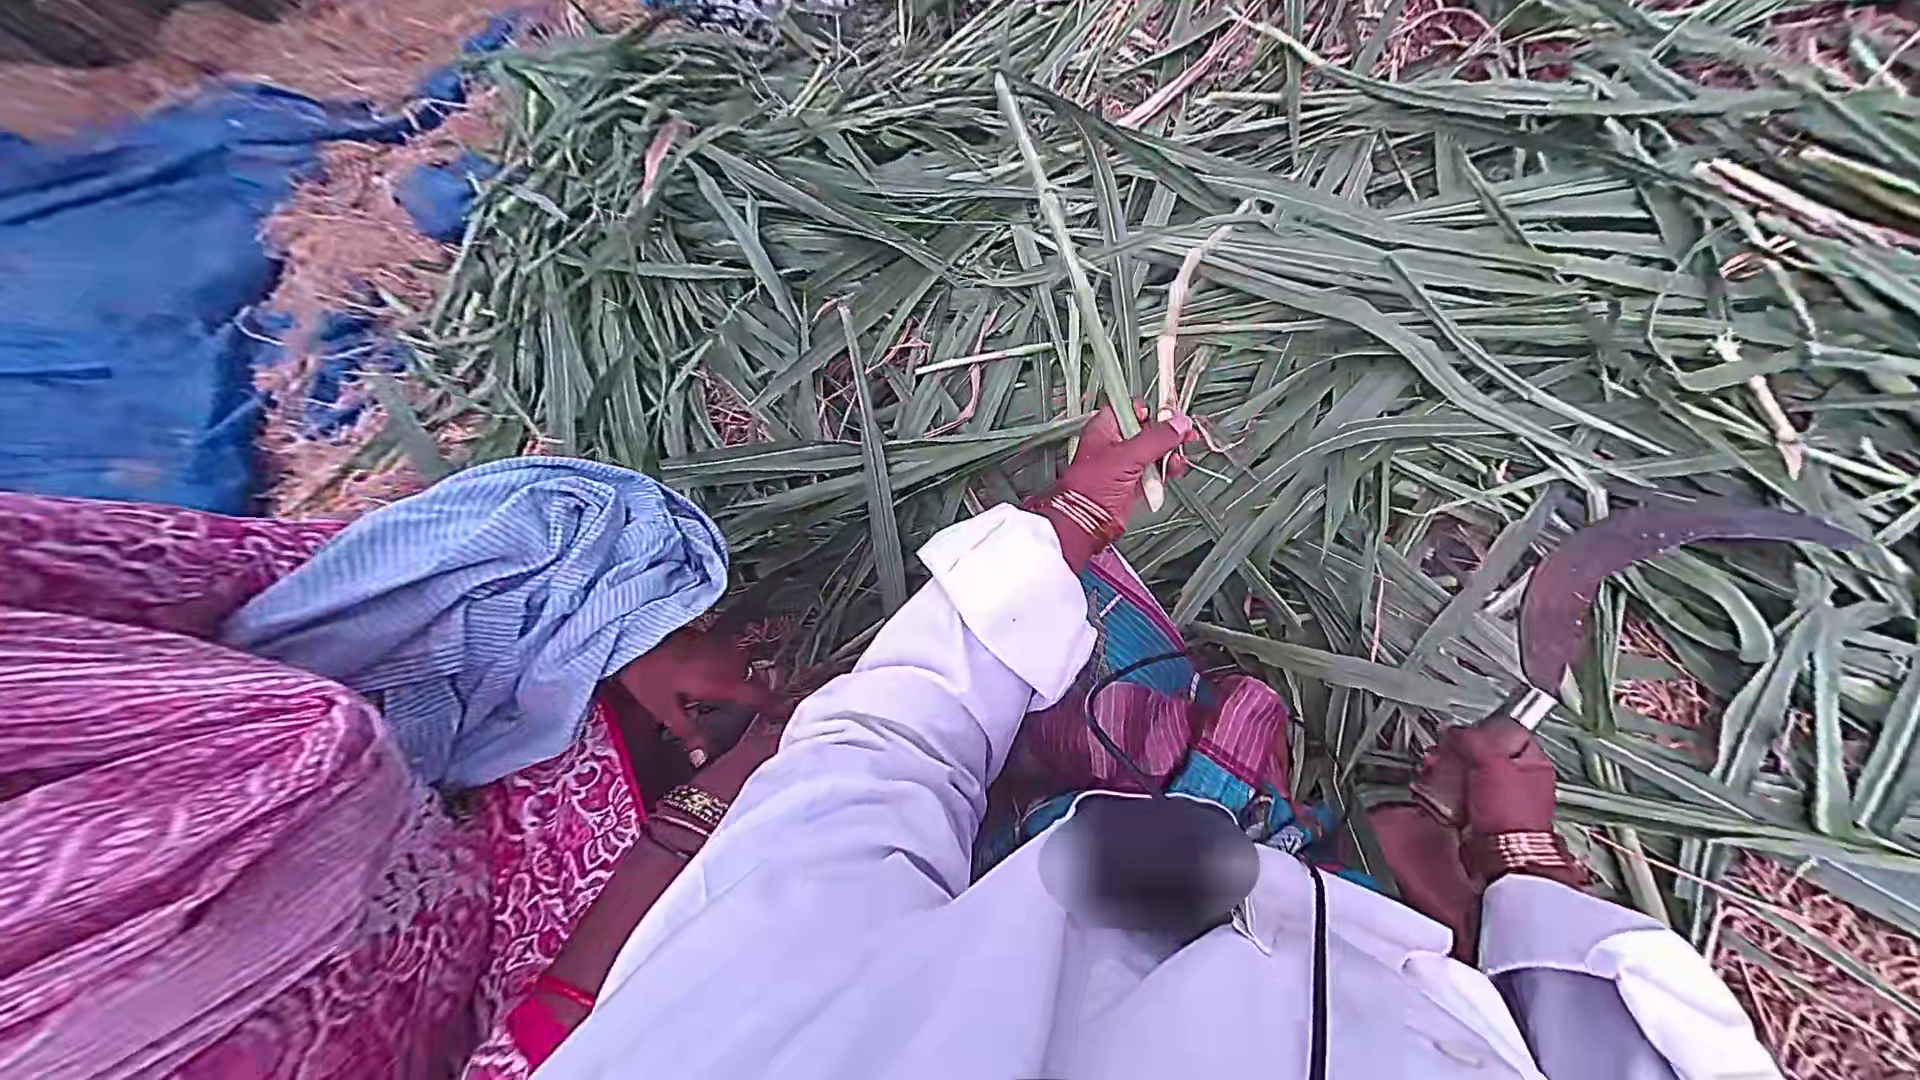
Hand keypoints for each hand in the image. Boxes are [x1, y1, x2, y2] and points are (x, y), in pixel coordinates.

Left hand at [614, 629, 772, 760]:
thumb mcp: (664, 710)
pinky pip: (734, 654)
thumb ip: (688, 732)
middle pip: (757, 679)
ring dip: (745, 678)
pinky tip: (719, 674)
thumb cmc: (649, 674)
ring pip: (746, 666)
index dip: (776, 705)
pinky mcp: (716, 638)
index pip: (760, 695)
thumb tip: (703, 757)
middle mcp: (730, 663)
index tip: (786, 712)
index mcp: (722, 683)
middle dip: (760, 692)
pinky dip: (734, 666)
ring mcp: (724, 647)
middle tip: (761, 706)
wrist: (635, 637)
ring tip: (738, 692)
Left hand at [1034, 402, 1197, 570]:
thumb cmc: (1092, 487)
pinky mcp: (1133, 481)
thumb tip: (1178, 423)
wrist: (1088, 520)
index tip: (1170, 414)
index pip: (1130, 408)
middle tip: (1184, 433)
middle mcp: (1114, 444)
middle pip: (1146, 429)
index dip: (1151, 410)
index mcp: (1104, 429)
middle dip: (1167, 432)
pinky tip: (1176, 467)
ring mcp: (1124, 463)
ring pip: (1153, 450)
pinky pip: (1154, 469)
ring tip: (1181, 452)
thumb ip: (1157, 438)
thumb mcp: (1128, 455)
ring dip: (1170, 451)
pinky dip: (1167, 468)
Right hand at [1441, 716, 1558, 835]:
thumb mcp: (1491, 763)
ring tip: (1440, 770)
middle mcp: (1516, 776)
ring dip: (1445, 766)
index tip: (1466, 734)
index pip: (1504, 731)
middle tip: (1449, 754)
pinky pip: (1455, 785)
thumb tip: (1454, 730)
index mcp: (1532, 762)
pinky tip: (1440, 785)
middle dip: (1456, 750)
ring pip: (1463, 766)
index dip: (1481, 730)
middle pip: (1477, 749)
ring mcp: (1496, 792)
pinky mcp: (1477, 806)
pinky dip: (1444, 784)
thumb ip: (1473, 739)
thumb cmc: (1509, 813)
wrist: (1499, 852)